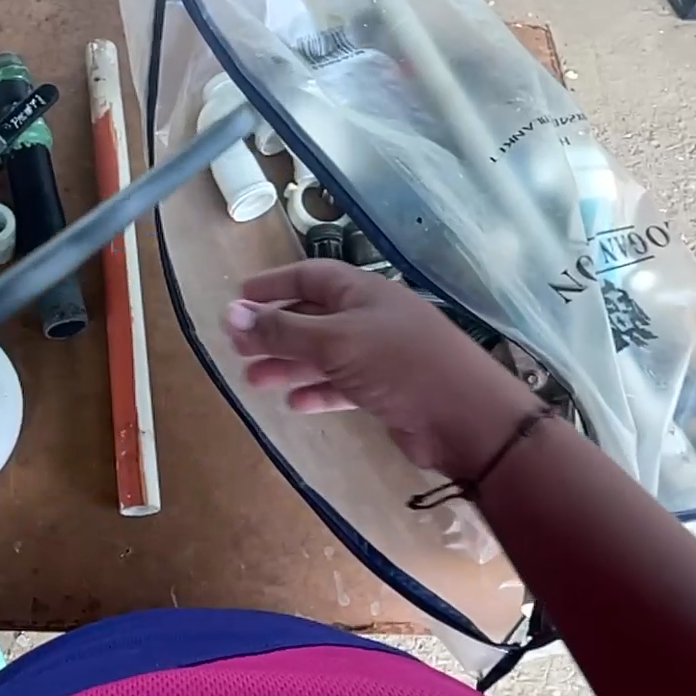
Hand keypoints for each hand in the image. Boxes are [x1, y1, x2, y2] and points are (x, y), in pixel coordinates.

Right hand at [224, 260, 545, 482]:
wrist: (467, 419)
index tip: (238, 299)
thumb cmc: (399, 365)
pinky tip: (294, 404)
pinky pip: (342, 385)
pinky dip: (317, 391)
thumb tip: (228, 313)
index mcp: (362, 292)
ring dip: (288, 365)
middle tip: (236, 347)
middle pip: (312, 317)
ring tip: (252, 380)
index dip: (273, 285)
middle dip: (274, 331)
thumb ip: (281, 330)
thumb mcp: (334, 342)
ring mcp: (380, 355)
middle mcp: (370, 318)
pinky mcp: (386, 391)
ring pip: (323, 354)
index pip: (309, 276)